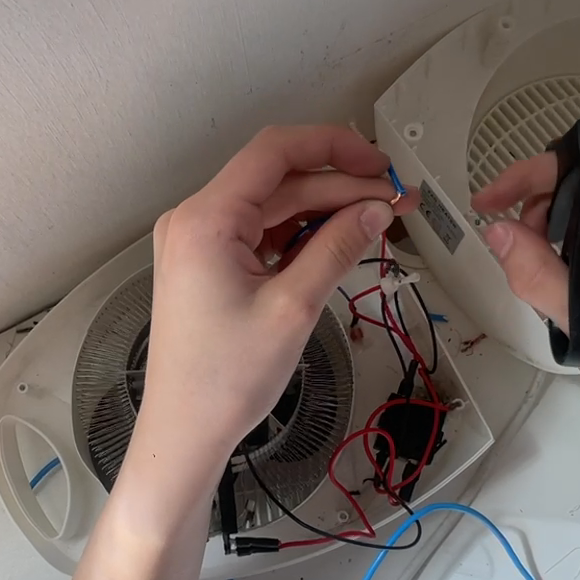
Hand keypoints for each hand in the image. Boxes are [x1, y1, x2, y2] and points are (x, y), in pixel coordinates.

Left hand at [139, 126, 413, 470]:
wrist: (186, 431)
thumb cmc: (224, 380)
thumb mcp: (293, 307)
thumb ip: (337, 248)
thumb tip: (376, 210)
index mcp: (205, 220)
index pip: (275, 152)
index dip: (334, 148)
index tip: (378, 164)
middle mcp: (194, 221)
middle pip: (278, 182)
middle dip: (338, 189)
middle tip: (393, 203)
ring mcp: (197, 244)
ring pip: (271, 208)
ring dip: (322, 213)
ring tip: (374, 224)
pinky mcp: (206, 266)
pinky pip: (258, 235)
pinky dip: (297, 236)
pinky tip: (335, 243)